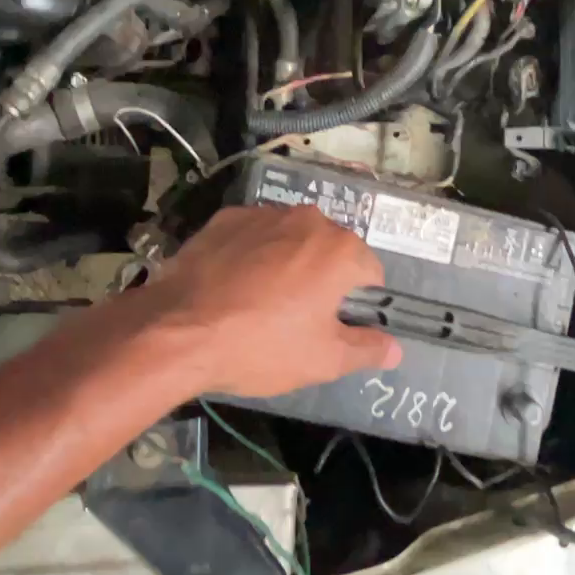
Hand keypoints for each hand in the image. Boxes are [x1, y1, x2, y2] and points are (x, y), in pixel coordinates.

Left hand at [137, 205, 401, 397]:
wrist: (179, 330)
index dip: (358, 302)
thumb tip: (395, 349)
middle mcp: (308, 219)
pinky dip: (251, 254)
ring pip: (291, 238)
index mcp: (340, 249)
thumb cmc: (261, 345)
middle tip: (298, 318)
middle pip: (330, 249)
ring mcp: (264, 214)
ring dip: (287, 262)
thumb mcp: (322, 360)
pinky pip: (254, 234)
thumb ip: (366, 349)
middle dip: (322, 278)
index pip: (370, 271)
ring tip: (261, 302)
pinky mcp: (227, 217)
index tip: (334, 326)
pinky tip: (233, 285)